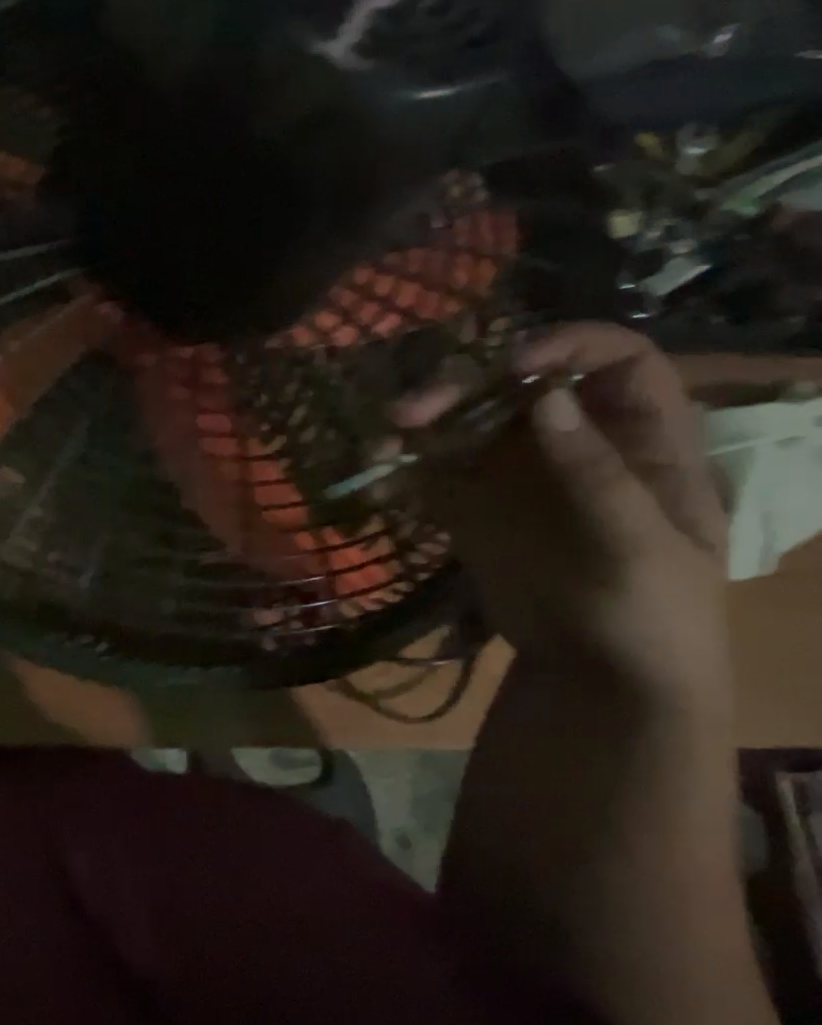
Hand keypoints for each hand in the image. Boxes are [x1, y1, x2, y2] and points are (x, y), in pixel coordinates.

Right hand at [393, 323, 730, 700]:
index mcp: (643, 441)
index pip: (617, 361)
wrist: (596, 678)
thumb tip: (545, 397)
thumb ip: (594, 472)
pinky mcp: (472, 506)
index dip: (568, 345)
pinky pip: (432, 470)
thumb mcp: (640, 546)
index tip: (510, 364)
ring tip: (384, 437)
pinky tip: (375, 470)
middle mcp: (575, 442)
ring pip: (467, 421)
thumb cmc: (649, 613)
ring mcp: (518, 474)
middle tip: (412, 409)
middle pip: (520, 384)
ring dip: (422, 419)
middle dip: (465, 385)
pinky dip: (401, 465)